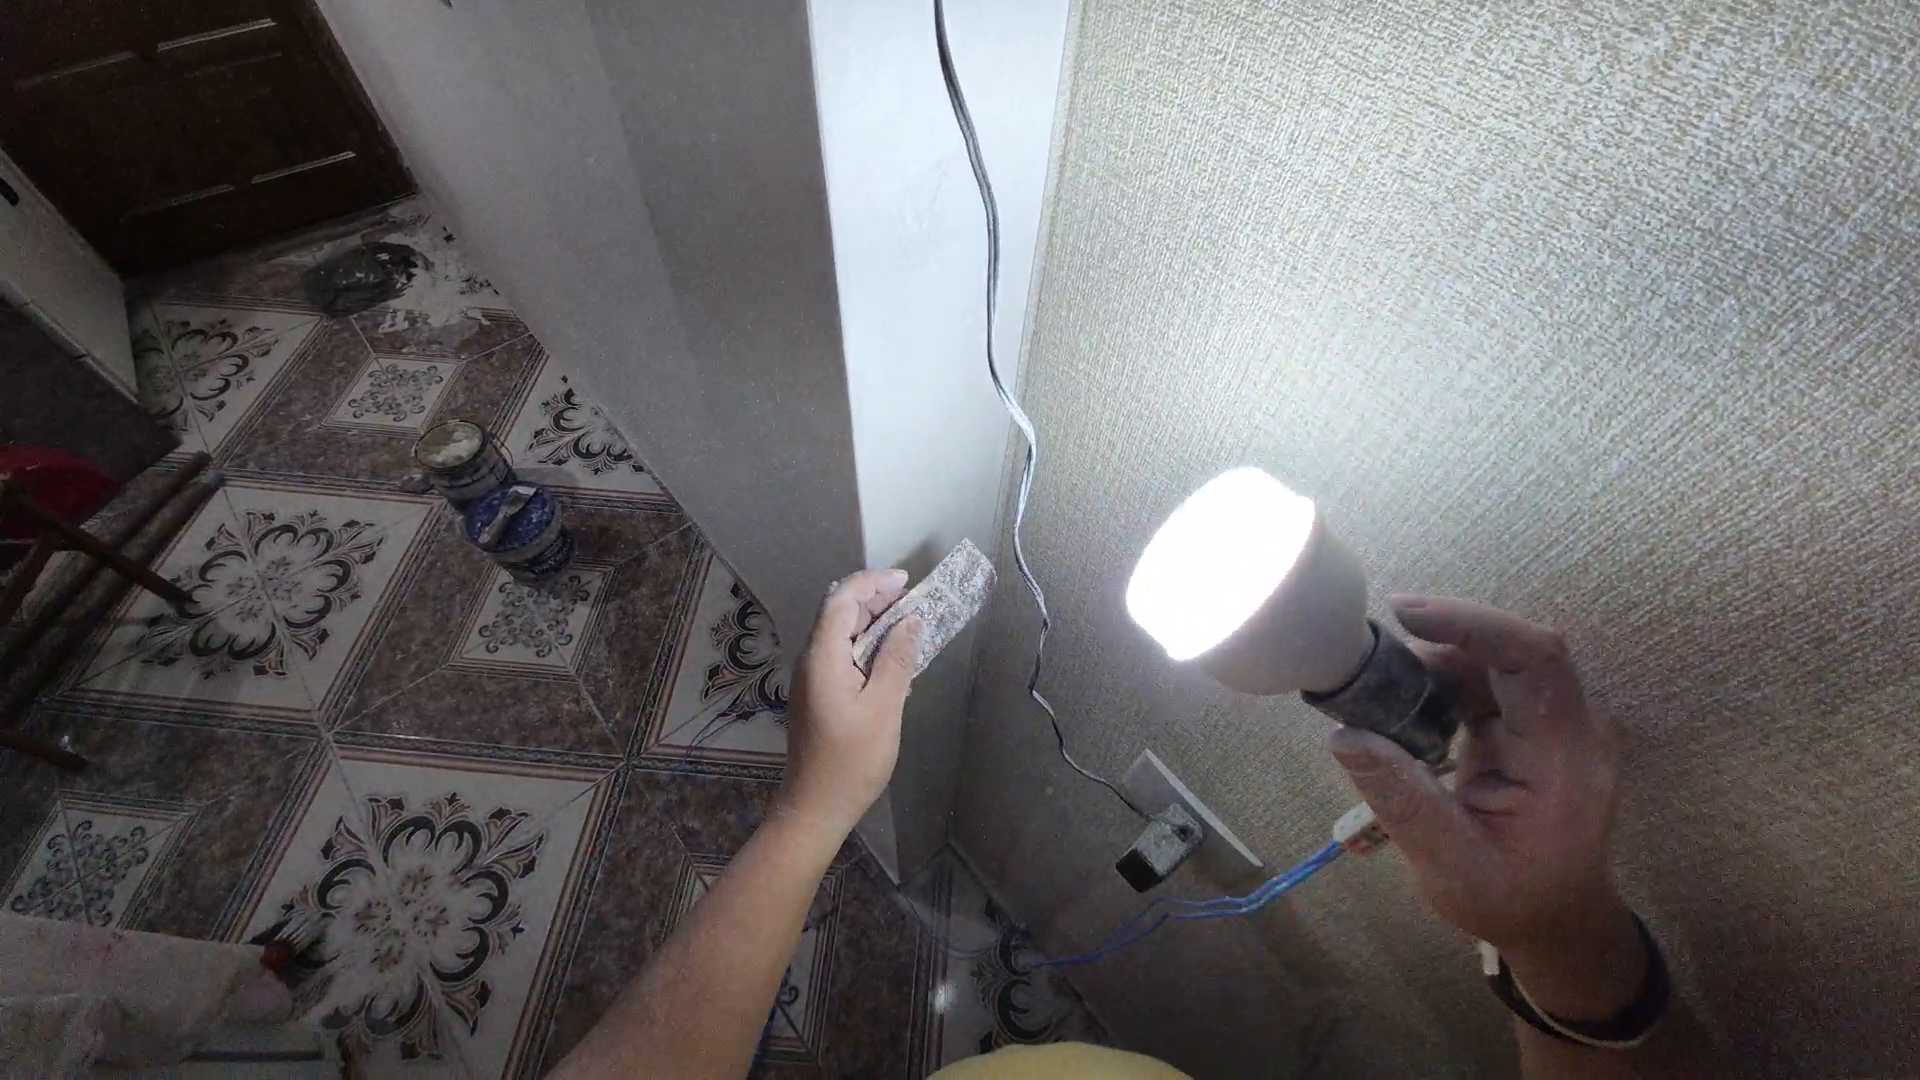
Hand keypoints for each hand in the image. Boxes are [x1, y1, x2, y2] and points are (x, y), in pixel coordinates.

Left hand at [775, 568, 924, 835]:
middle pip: (839, 611)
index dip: (872, 582)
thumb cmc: (851, 761)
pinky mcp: (820, 693)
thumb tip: (911, 621)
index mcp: (823, 657)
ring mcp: (813, 677)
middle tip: (912, 599)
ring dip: (873, 621)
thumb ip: (897, 660)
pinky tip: (891, 656)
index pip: (842, 599)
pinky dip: (867, 644)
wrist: (815, 808)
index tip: (906, 580)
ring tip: (908, 622)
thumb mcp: (883, 708)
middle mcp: (812, 659)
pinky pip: (842, 653)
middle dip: (874, 597)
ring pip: (841, 632)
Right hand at [1328, 595, 1643, 1018]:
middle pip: (1511, 648)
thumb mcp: (1451, 865)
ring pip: (1488, 658)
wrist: (1555, 920)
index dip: (1472, 624)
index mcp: (1564, 757)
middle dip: (1441, 633)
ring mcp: (1546, 722)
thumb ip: (1402, 799)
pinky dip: (1431, 679)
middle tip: (1371, 644)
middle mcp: (1566, 727)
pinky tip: (1397, 701)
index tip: (1405, 613)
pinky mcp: (1522, 724)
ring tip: (1375, 684)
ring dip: (1429, 660)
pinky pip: (1478, 678)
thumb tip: (1343, 733)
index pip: (1535, 660)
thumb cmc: (1512, 899)